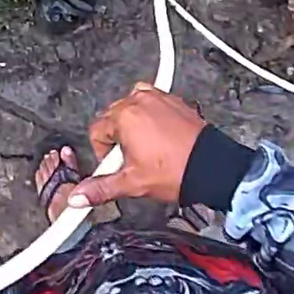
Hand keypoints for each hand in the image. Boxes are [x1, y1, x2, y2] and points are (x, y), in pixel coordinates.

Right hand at [67, 82, 206, 208]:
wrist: (214, 168)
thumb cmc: (178, 172)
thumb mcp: (133, 184)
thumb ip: (102, 188)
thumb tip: (79, 196)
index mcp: (124, 117)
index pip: (96, 131)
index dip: (103, 153)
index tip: (116, 165)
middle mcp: (138, 100)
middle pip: (112, 119)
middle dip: (118, 139)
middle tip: (134, 160)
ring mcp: (156, 98)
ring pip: (130, 108)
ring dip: (133, 125)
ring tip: (147, 148)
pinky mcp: (172, 100)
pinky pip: (150, 103)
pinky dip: (150, 115)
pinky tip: (159, 135)